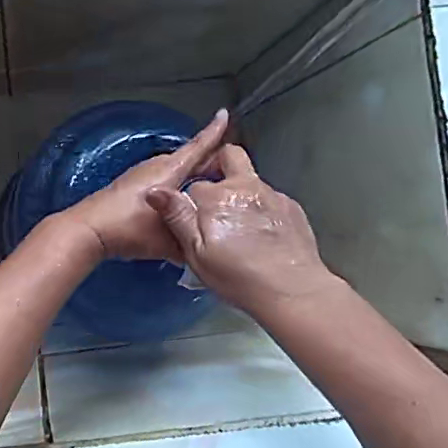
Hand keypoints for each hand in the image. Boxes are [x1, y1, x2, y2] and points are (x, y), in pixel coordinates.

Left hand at [54, 109, 230, 262]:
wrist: (87, 230)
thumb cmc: (128, 228)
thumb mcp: (167, 240)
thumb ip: (189, 244)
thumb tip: (201, 250)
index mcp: (169, 171)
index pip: (197, 147)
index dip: (214, 133)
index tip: (224, 115)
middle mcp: (156, 167)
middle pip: (189, 158)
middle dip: (209, 159)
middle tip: (230, 166)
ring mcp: (141, 175)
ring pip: (175, 169)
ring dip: (192, 173)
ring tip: (210, 183)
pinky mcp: (131, 187)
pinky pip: (163, 180)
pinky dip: (176, 184)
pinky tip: (180, 200)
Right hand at [143, 143, 341, 315]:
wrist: (291, 290)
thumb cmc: (240, 276)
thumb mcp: (196, 253)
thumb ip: (177, 217)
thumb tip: (156, 191)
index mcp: (216, 197)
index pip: (195, 184)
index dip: (191, 201)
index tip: (192, 218)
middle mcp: (245, 187)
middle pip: (229, 156)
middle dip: (219, 166)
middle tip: (213, 195)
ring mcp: (272, 195)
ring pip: (251, 180)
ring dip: (241, 192)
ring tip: (240, 226)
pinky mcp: (291, 207)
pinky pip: (271, 197)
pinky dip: (262, 208)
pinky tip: (261, 234)